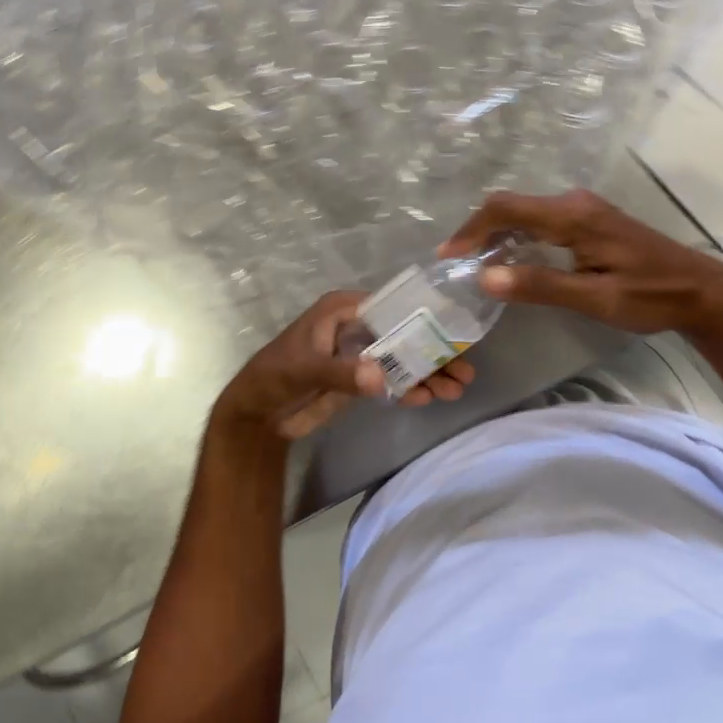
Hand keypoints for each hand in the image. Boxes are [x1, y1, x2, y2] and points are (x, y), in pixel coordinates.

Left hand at [211, 291, 476, 440]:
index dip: (423, 316)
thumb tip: (379, 378)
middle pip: (404, 335)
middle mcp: (356, 327)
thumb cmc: (273, 377)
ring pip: (402, 360)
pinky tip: (429, 398)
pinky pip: (392, 381)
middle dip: (433, 352)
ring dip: (428, 374)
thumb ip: (341, 373)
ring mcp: (359, 355)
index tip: (455, 330)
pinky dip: (410, 389)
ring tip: (455, 389)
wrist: (257, 415)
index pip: (391, 306)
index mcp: (343, 310)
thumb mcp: (305, 370)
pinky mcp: (359, 380)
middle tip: (465, 370)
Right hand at [439, 189, 722, 336]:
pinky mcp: (591, 220)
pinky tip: (512, 261)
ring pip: (526, 212)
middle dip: (479, 232)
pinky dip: (518, 237)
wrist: (701, 291)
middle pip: (512, 207)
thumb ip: (540, 286)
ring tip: (476, 265)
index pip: (506, 209)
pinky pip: (541, 220)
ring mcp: (585, 209)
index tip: (448, 256)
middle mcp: (575, 203)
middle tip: (456, 264)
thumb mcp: (594, 298)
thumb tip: (485, 277)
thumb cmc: (650, 297)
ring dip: (497, 234)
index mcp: (573, 217)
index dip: (471, 229)